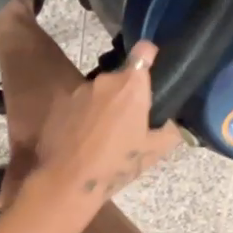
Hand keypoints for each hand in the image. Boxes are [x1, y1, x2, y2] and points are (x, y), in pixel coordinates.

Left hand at [32, 41, 179, 200]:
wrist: (68, 180)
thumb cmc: (116, 164)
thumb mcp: (153, 152)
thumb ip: (169, 131)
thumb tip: (173, 123)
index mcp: (131, 86)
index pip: (144, 52)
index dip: (149, 55)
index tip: (151, 65)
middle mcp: (104, 80)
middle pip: (120, 78)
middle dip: (125, 94)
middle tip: (128, 120)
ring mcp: (78, 91)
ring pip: (98, 92)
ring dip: (103, 105)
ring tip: (103, 133)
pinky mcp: (59, 104)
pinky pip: (77, 104)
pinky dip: (82, 115)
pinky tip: (83, 138)